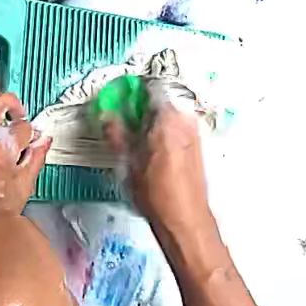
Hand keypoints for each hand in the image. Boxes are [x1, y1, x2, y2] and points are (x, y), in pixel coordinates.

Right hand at [101, 79, 215, 239]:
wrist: (185, 219)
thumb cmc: (160, 196)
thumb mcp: (127, 162)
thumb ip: (116, 132)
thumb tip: (107, 115)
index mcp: (167, 118)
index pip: (150, 85)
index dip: (132, 89)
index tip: (119, 96)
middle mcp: (185, 119)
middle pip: (161, 96)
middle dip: (142, 104)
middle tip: (125, 116)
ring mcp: (195, 130)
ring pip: (170, 110)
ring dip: (153, 116)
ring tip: (137, 134)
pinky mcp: (198, 143)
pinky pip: (178, 123)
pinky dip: (164, 127)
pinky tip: (151, 146)